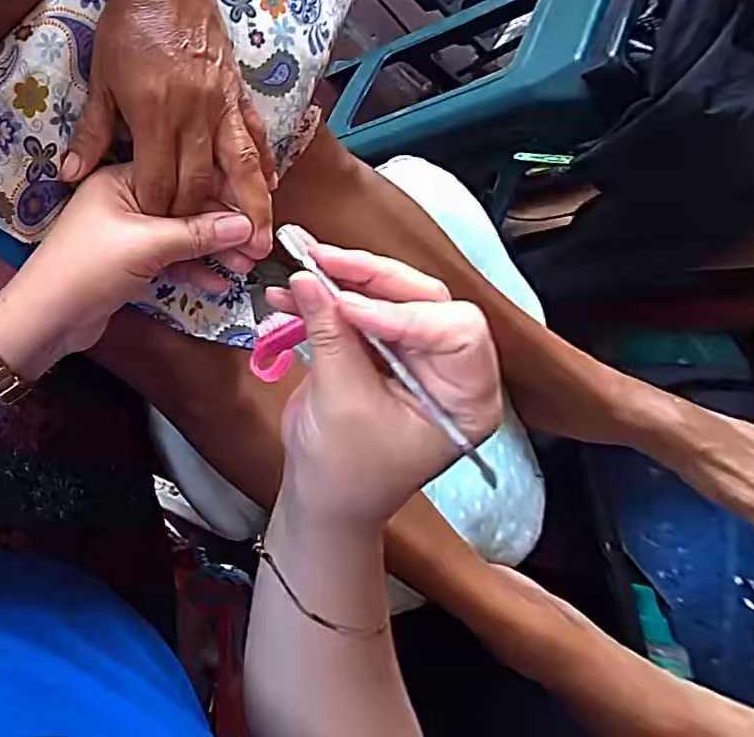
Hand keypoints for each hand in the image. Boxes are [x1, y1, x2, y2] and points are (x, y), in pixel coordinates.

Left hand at [0, 163, 257, 373]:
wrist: (46, 317)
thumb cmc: (89, 268)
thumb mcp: (145, 245)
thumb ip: (196, 232)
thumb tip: (245, 224)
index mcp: (120, 179)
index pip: (183, 176)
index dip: (223, 196)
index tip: (258, 217)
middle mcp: (124, 198)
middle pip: (184, 205)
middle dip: (222, 227)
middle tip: (257, 249)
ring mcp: (125, 231)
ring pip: (179, 234)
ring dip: (211, 249)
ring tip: (244, 267)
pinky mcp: (127, 260)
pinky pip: (167, 257)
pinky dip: (190, 268)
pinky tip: (217, 281)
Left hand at [58, 0, 276, 258]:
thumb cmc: (126, 28)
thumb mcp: (101, 80)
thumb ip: (91, 132)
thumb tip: (70, 175)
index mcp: (155, 115)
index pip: (160, 183)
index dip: (158, 216)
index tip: (158, 239)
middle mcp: (196, 114)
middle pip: (200, 183)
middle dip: (202, 223)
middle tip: (211, 257)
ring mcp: (223, 103)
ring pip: (243, 166)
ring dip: (253, 208)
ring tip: (262, 243)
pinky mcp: (238, 91)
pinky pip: (257, 135)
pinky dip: (264, 165)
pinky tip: (270, 187)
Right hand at [265, 243, 503, 527]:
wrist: (322, 493)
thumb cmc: (347, 466)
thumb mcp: (341, 398)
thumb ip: (329, 334)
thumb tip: (308, 279)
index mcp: (465, 394)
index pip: (454, 330)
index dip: (402, 312)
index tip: (346, 308)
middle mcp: (445, 369)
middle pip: (421, 300)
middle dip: (370, 278)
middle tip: (322, 260)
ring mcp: (408, 358)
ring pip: (384, 298)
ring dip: (340, 282)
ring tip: (299, 271)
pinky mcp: (373, 353)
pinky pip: (352, 313)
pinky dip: (320, 301)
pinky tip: (288, 297)